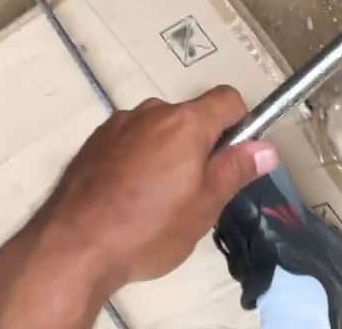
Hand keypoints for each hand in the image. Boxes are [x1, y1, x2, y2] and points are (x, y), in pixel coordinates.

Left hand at [0, 87, 276, 328]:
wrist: (75, 242)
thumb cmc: (146, 228)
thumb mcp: (203, 207)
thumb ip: (235, 170)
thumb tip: (266, 148)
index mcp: (186, 122)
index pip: (227, 98)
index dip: (240, 122)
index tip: (237, 154)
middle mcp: (154, 111)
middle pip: (192, 116)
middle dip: (200, 145)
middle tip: (197, 191)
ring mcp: (121, 122)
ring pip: (159, 128)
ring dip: (167, 151)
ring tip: (158, 199)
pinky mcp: (97, 139)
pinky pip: (131, 138)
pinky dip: (137, 156)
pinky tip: (129, 195)